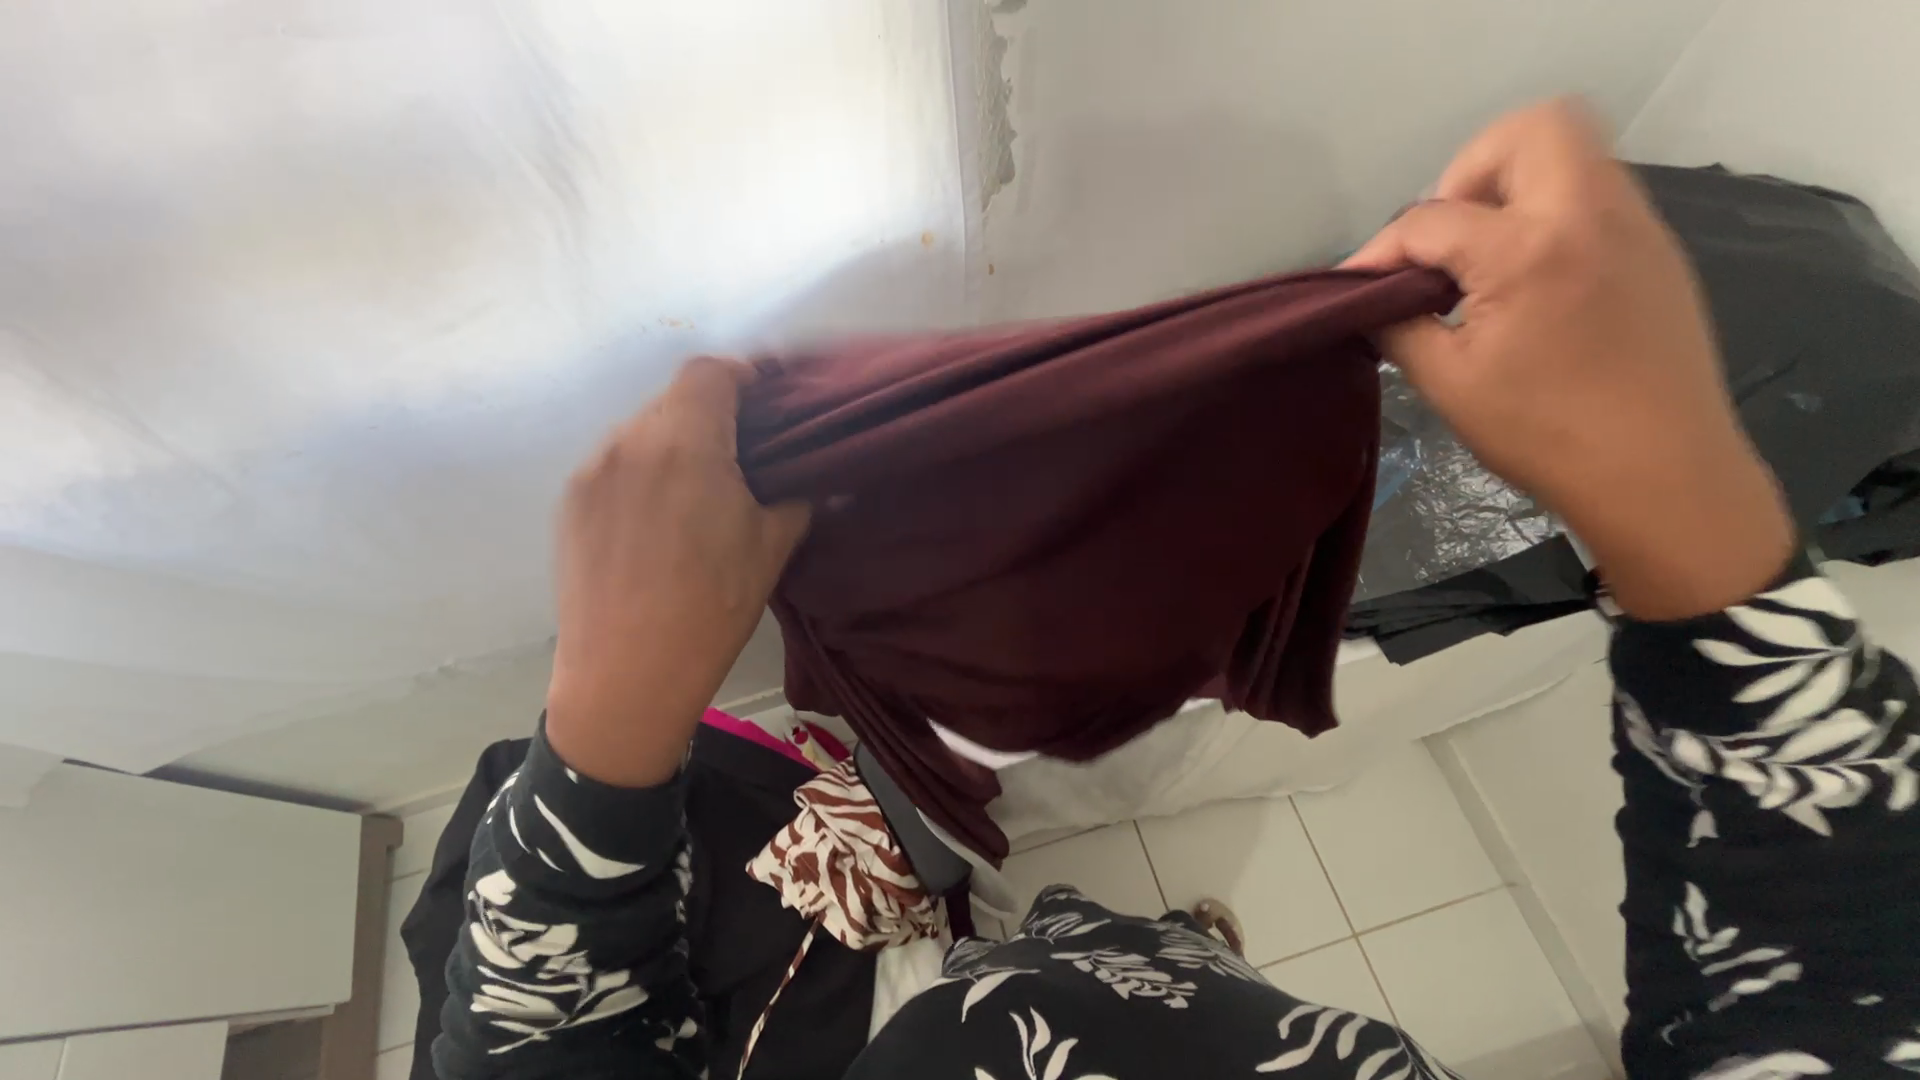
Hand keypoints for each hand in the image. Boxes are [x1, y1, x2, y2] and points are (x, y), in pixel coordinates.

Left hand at [547, 357, 810, 785]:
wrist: (628, 674)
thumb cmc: (712, 607)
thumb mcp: (772, 547)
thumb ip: (796, 496)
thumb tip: (809, 477)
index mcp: (685, 443)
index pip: (710, 372)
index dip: (741, 375)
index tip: (764, 398)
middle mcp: (629, 441)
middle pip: (674, 398)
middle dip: (711, 413)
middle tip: (741, 453)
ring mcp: (591, 471)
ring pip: (641, 430)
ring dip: (675, 443)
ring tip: (698, 490)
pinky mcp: (569, 502)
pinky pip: (615, 464)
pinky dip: (644, 471)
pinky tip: (660, 518)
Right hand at [1344, 100, 1793, 618]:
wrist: (1658, 471)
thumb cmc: (1541, 433)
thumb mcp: (1445, 382)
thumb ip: (1398, 326)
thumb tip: (1371, 301)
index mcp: (1527, 251)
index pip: (1430, 219)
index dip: (1379, 250)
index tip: (1354, 286)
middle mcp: (1589, 213)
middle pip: (1529, 130)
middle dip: (1466, 173)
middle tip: (1442, 240)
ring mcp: (1634, 225)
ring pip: (1570, 153)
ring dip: (1509, 190)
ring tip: (1477, 262)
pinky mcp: (1654, 248)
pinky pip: (1593, 194)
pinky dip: (1546, 215)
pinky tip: (1523, 281)